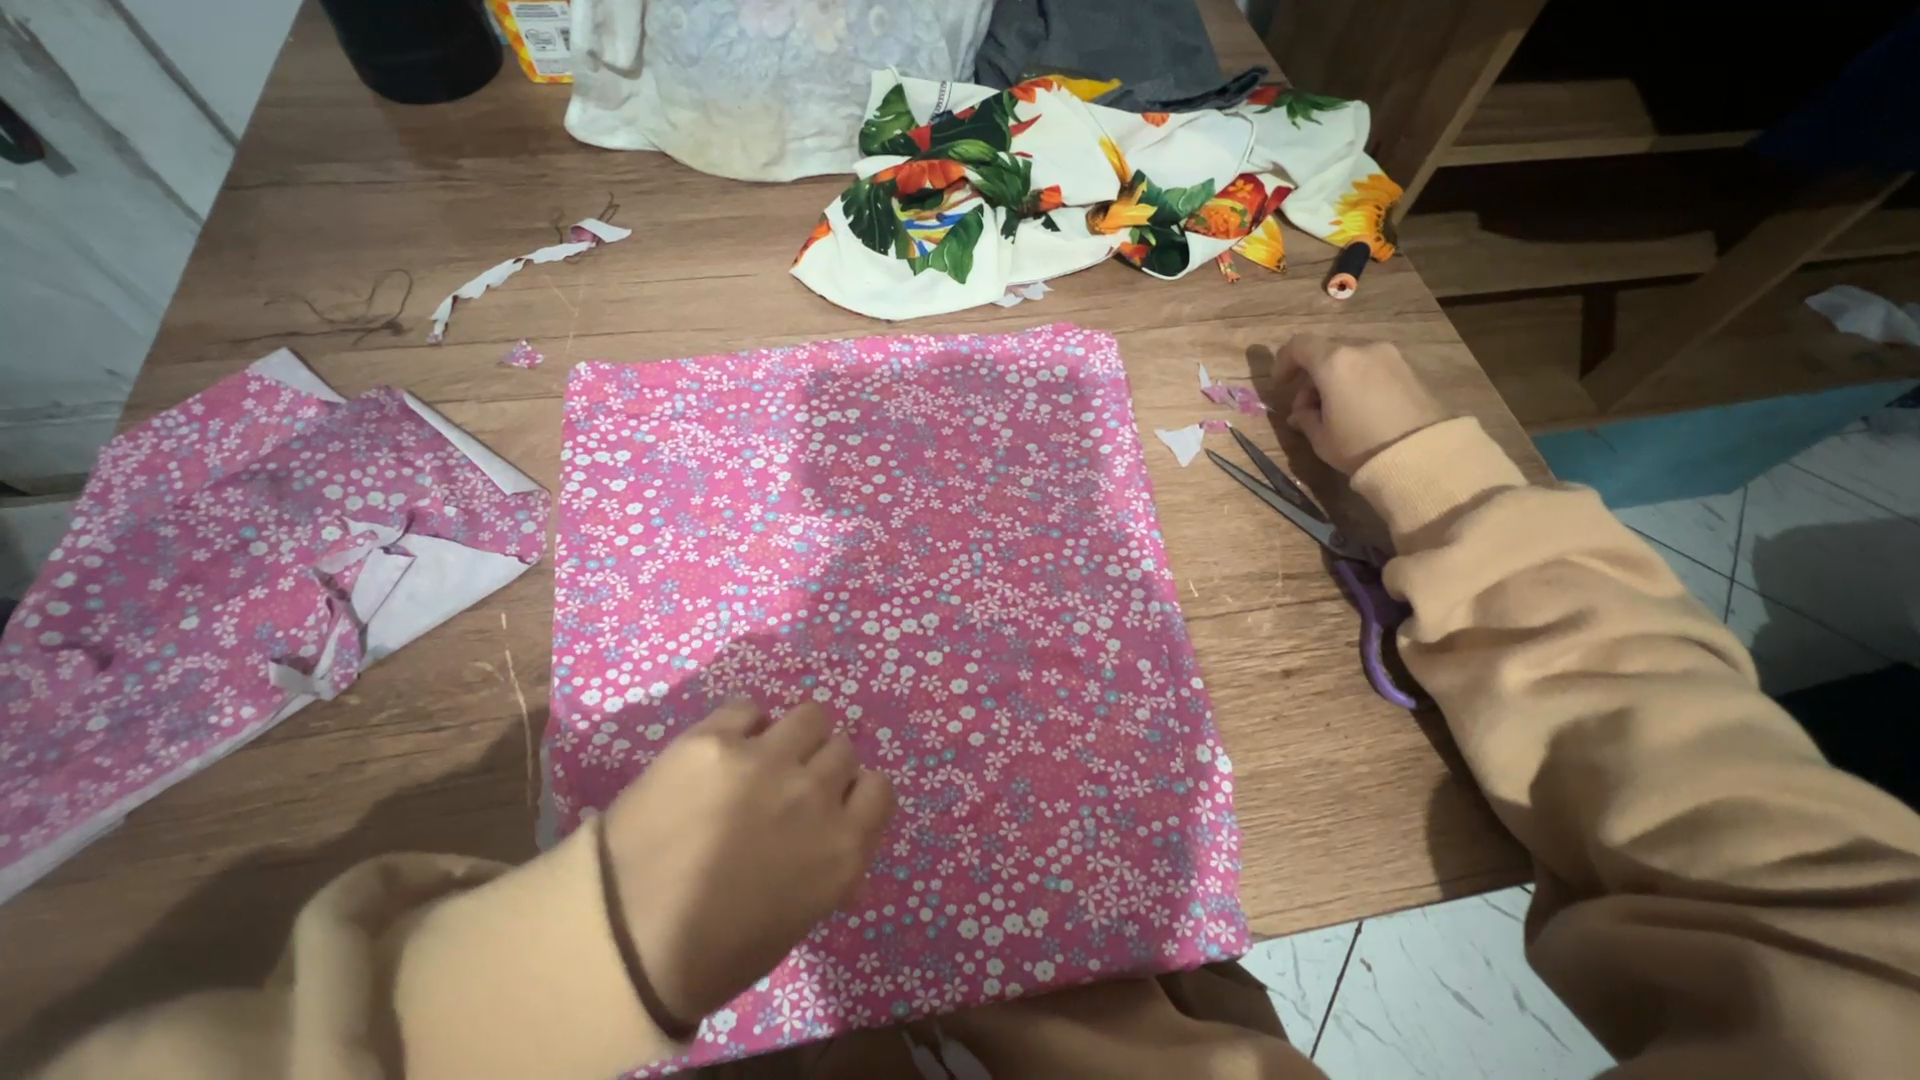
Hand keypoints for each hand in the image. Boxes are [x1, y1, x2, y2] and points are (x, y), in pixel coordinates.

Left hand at [600, 700, 894, 1029]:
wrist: (623, 941)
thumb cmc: (718, 950)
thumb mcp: (802, 916)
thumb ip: (830, 861)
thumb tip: (833, 826)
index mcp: (843, 849)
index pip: (878, 788)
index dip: (853, 793)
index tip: (829, 803)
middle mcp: (814, 795)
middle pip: (842, 750)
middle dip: (819, 766)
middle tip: (786, 785)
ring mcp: (764, 762)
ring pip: (810, 716)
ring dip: (793, 737)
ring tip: (760, 757)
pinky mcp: (712, 741)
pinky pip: (749, 709)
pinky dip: (744, 726)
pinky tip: (722, 752)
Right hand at [1281, 335, 1450, 474]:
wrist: (1422, 455)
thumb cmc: (1360, 445)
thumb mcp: (1321, 438)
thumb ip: (1305, 418)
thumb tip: (1302, 412)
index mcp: (1335, 363)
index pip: (1299, 345)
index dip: (1283, 361)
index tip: (1281, 385)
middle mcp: (1363, 351)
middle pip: (1327, 355)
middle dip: (1312, 378)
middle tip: (1308, 409)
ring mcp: (1391, 358)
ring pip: (1351, 362)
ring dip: (1337, 381)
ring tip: (1337, 413)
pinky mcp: (1410, 370)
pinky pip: (1373, 370)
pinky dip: (1359, 383)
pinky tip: (1361, 411)